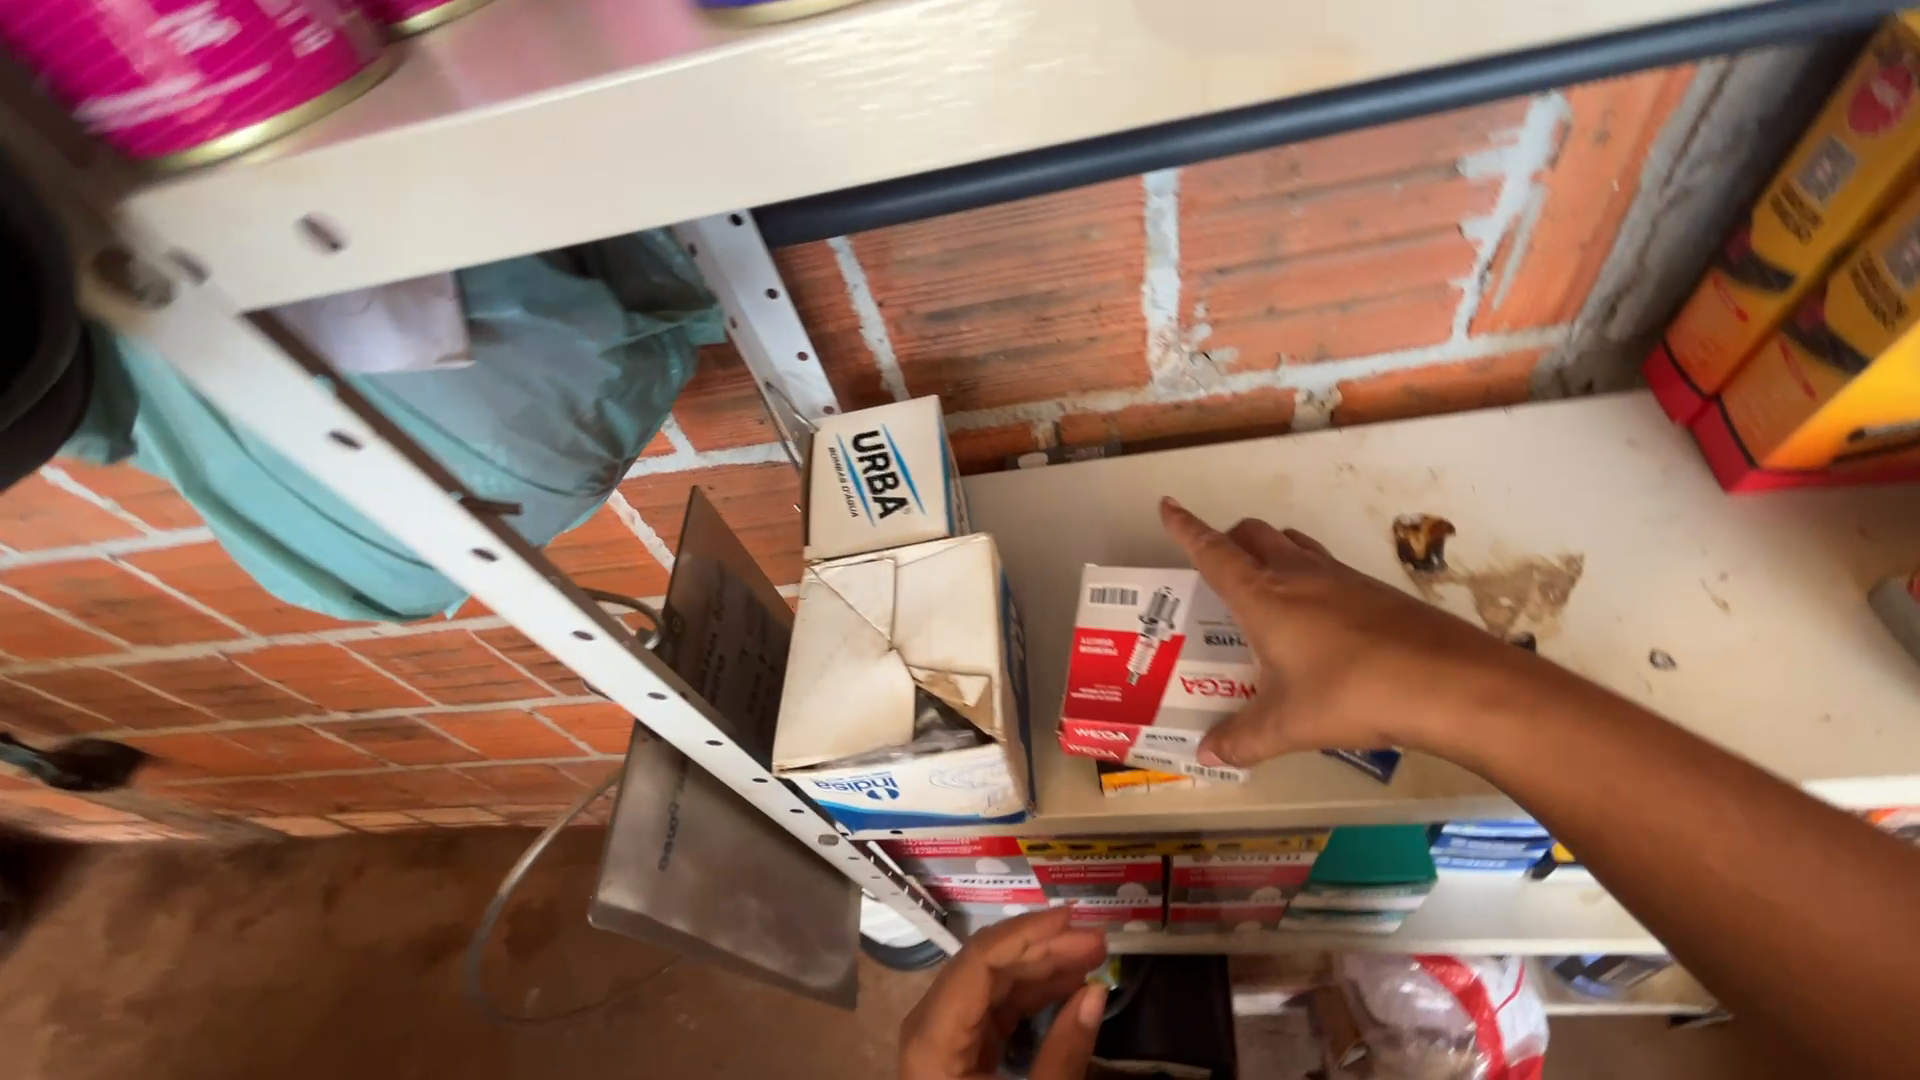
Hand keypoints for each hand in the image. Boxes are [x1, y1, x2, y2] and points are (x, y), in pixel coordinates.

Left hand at [899, 909, 1109, 1079]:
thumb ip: (1063, 1056)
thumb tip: (1096, 993)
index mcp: (932, 1037)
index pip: (979, 962)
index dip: (1027, 933)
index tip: (1072, 919)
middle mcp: (931, 1026)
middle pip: (987, 967)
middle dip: (1043, 948)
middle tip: (1097, 940)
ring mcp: (944, 1039)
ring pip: (993, 985)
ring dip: (1043, 968)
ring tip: (1092, 957)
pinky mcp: (960, 1053)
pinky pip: (995, 1010)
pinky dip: (1033, 996)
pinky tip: (1069, 987)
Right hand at [1158, 496, 1543, 768]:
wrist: (1451, 683)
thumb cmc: (1351, 694)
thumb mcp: (1287, 725)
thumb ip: (1242, 738)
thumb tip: (1209, 756)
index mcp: (1262, 595)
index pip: (1212, 551)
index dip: (1185, 527)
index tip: (1167, 504)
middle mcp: (1297, 574)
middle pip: (1253, 533)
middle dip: (1227, 537)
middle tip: (1215, 562)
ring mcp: (1341, 577)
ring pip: (1292, 542)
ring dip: (1269, 549)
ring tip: (1262, 582)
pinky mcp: (1375, 591)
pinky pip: (1326, 566)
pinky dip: (1307, 574)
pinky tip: (1317, 617)